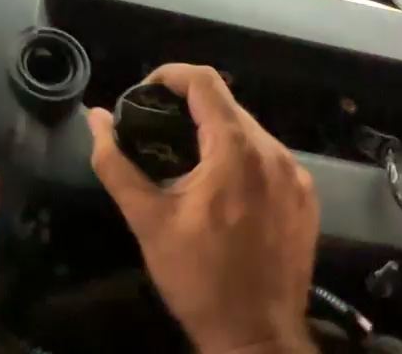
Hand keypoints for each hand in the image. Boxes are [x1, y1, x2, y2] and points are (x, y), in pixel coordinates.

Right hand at [88, 64, 318, 353]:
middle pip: (227, 104)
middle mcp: (273, 152)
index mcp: (236, 150)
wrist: (258, 341)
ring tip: (187, 158)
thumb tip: (95, 119)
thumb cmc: (199, 279)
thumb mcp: (147, 221)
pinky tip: (222, 186)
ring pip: (250, 129)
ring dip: (216, 132)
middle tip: (158, 129)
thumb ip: (116, 163)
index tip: (145, 93)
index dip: (170, 75)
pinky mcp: (306, 197)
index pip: (204, 81)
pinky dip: (242, 156)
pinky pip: (269, 156)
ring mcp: (295, 175)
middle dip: (189, 107)